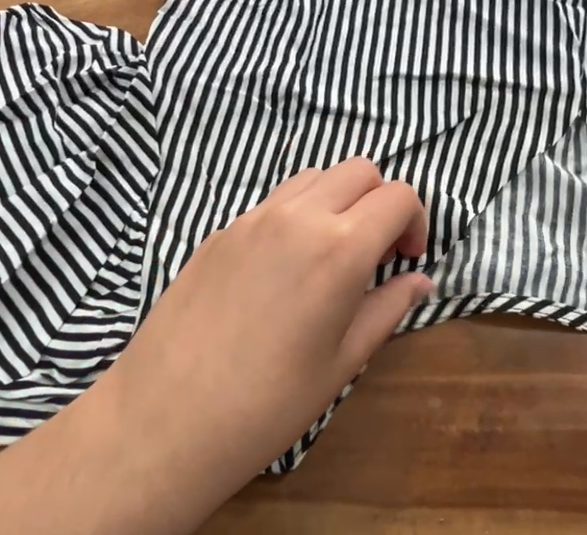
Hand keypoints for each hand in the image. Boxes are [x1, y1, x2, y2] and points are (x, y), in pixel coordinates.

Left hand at [100, 157, 435, 525]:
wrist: (166, 417)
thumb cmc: (268, 403)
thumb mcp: (343, 362)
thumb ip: (388, 308)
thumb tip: (420, 281)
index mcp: (339, 247)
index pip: (398, 195)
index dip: (416, 221)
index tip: (406, 260)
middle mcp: (298, 215)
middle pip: (359, 170)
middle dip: (380, 201)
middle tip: (375, 254)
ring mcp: (253, 217)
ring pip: (314, 177)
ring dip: (338, 201)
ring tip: (330, 256)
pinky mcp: (221, 230)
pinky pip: (273, 202)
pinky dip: (297, 216)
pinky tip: (283, 271)